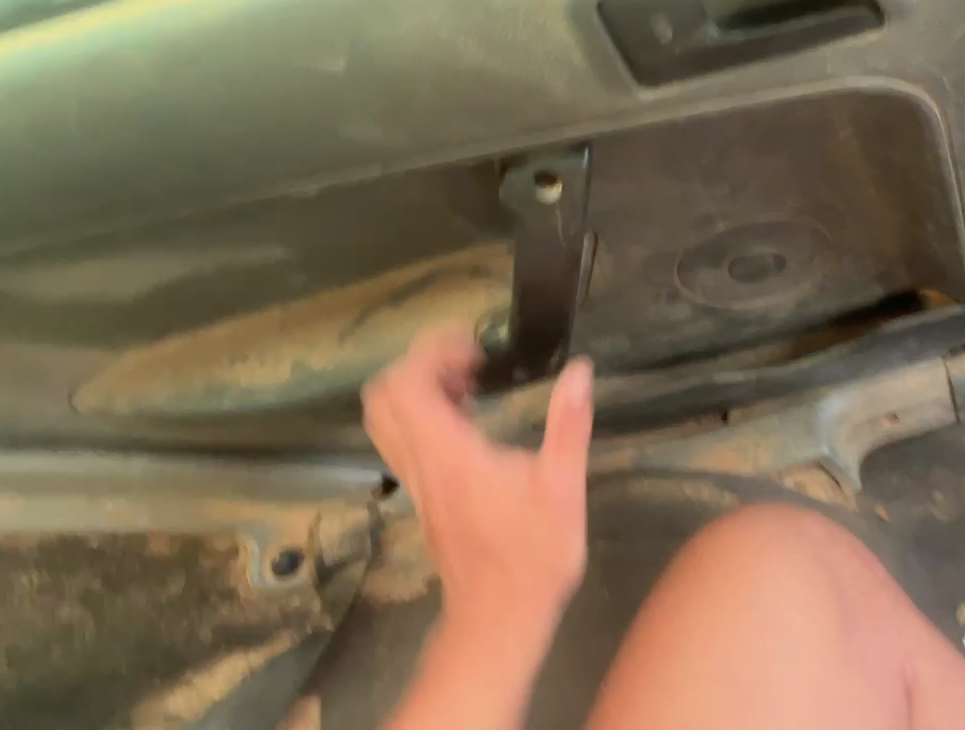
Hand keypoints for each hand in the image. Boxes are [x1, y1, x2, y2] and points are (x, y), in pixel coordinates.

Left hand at [363, 325, 594, 629]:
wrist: (498, 619)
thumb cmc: (533, 554)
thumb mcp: (563, 486)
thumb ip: (569, 424)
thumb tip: (579, 370)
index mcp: (450, 456)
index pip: (408, 387)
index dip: (432, 352)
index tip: (476, 345)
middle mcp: (422, 465)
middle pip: (384, 397)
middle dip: (421, 363)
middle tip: (470, 359)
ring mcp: (418, 483)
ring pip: (388, 420)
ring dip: (420, 387)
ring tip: (471, 382)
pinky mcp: (424, 496)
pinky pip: (404, 439)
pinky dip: (425, 413)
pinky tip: (469, 415)